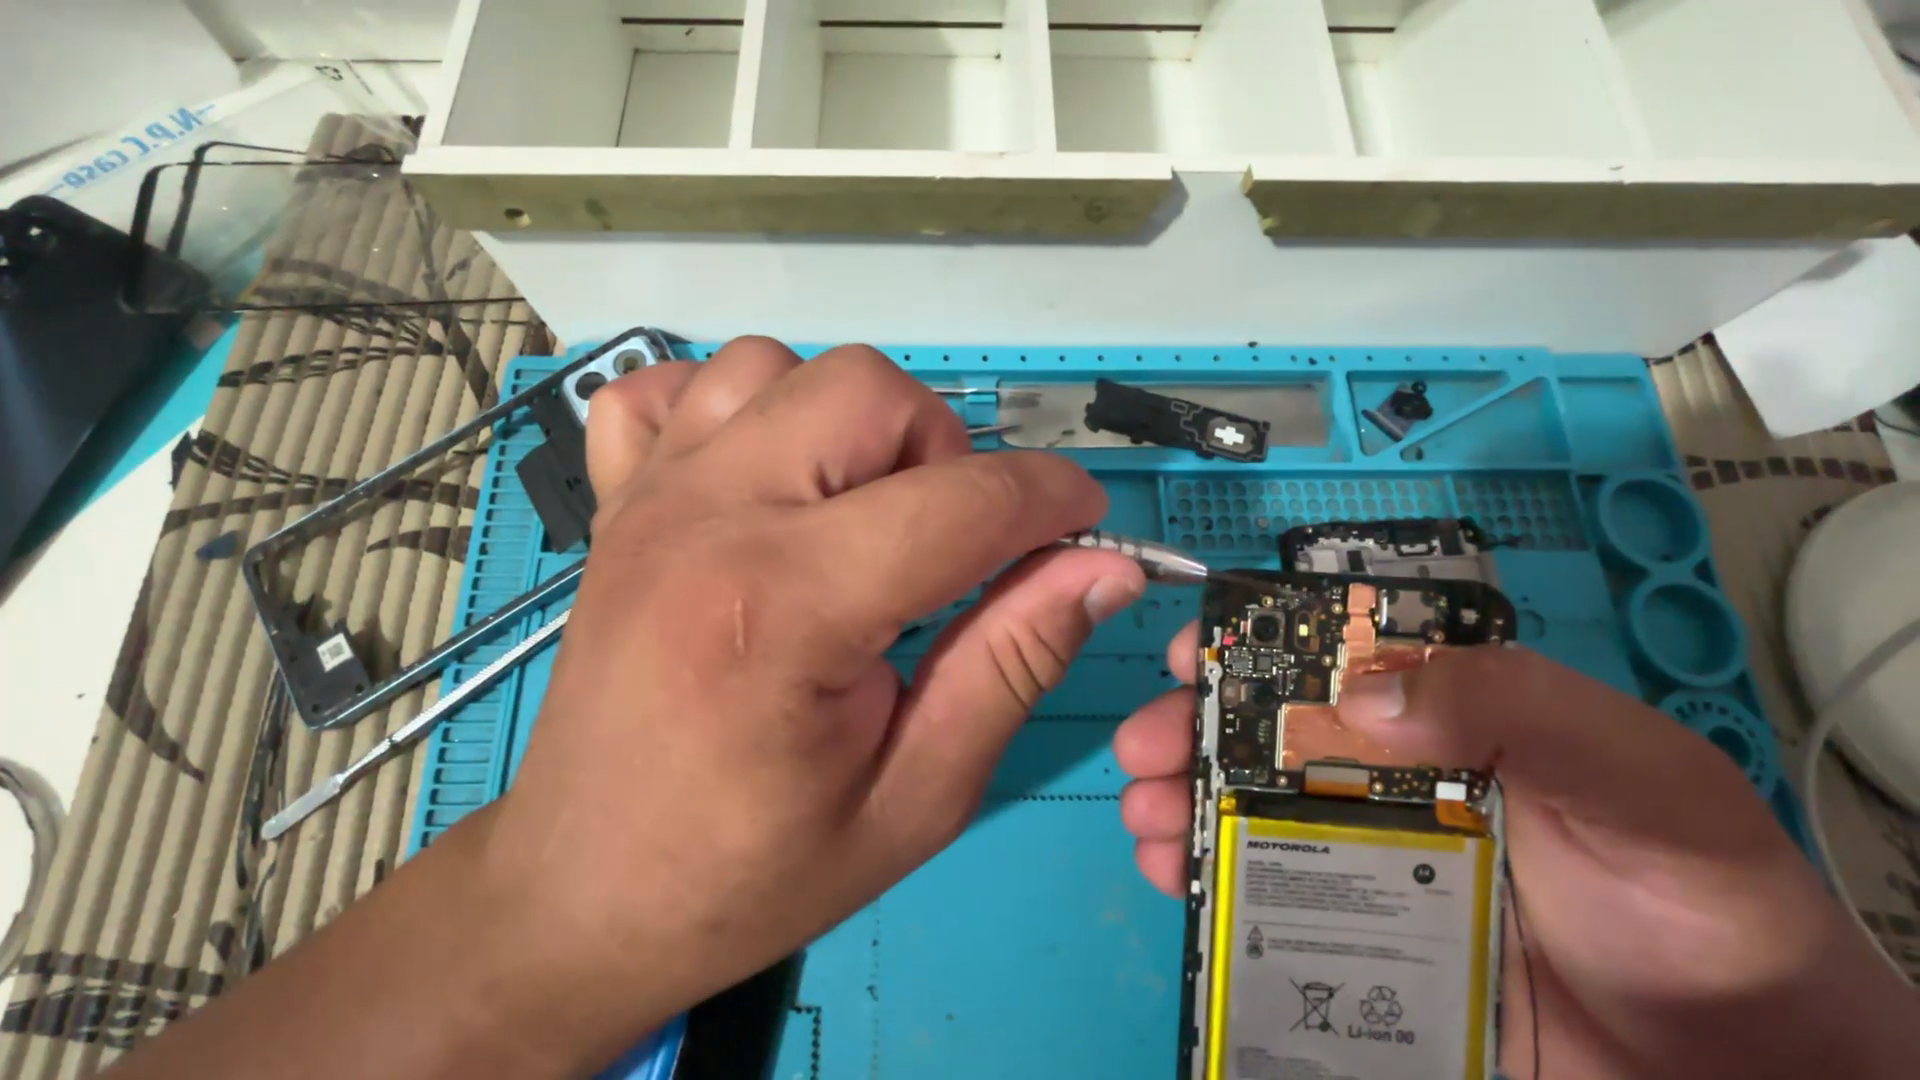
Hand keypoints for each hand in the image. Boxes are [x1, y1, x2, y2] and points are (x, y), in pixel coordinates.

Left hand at [483, 337, 1146, 1072]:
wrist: (587, 894)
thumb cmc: (753, 871)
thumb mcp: (916, 797)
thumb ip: (1013, 663)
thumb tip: (1100, 570)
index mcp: (787, 605)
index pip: (961, 501)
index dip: (1050, 500)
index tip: (1085, 527)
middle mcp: (710, 518)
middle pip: (867, 390)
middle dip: (945, 452)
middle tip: (952, 545)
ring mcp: (650, 498)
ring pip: (776, 366)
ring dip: (848, 422)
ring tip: (860, 515)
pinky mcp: (615, 504)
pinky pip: (672, 390)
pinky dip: (736, 408)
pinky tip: (764, 481)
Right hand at [1115, 636, 1919, 1077]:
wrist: (1734, 1069)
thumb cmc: (1692, 894)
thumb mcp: (1631, 774)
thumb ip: (1514, 705)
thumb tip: (1359, 689)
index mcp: (1447, 710)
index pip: (1335, 654)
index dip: (1255, 643)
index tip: (1192, 652)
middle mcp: (1390, 770)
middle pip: (1268, 731)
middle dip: (1191, 727)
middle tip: (1143, 747)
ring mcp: (1364, 850)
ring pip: (1248, 806)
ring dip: (1181, 798)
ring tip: (1145, 816)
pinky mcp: (1353, 929)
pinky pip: (1259, 891)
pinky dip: (1202, 876)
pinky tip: (1171, 873)